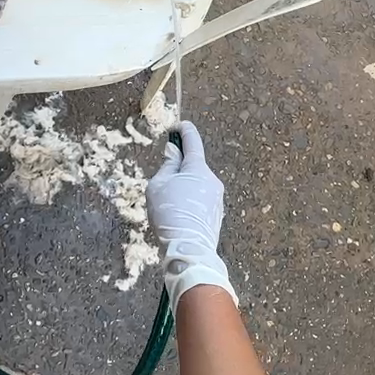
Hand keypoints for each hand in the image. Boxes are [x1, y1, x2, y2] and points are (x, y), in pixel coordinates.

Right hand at [148, 122, 233, 304]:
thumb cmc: (169, 214)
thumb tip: (174, 152)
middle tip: (162, 182)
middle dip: (179, 169)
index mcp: (197, 168)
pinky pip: (200, 200)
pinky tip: (177, 217)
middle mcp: (212, 179)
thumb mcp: (158, 185)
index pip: (193, 141)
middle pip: (193, 166)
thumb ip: (167, 166)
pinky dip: (189, 202)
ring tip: (167, 207)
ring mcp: (217, 198)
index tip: (178, 125)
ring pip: (196, 185)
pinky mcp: (216, 214)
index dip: (184, 131)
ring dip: (183, 188)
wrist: (189, 249)